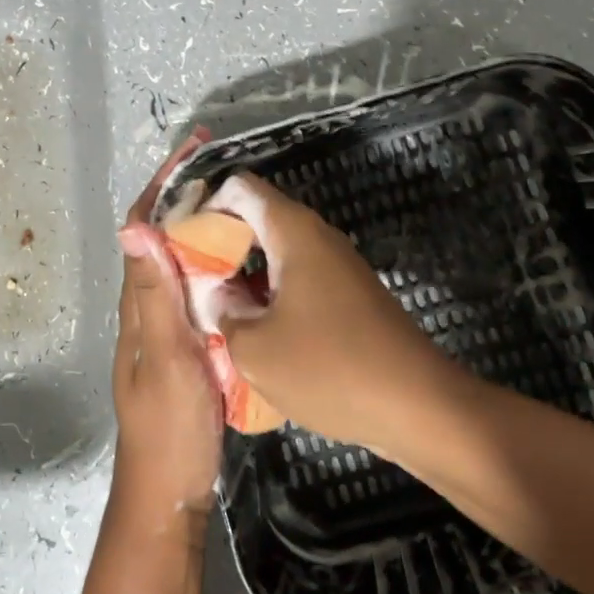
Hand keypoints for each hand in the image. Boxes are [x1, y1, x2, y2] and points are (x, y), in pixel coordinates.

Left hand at [110, 132, 220, 514]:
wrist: (170, 491)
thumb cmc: (169, 427)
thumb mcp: (168, 358)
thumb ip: (154, 294)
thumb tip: (135, 223)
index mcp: (139, 302)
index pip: (144, 225)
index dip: (164, 183)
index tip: (195, 148)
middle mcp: (148, 306)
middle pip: (162, 236)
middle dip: (187, 196)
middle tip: (229, 170)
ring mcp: (167, 326)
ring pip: (181, 261)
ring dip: (203, 225)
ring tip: (243, 204)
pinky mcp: (188, 344)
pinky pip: (199, 288)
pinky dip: (218, 262)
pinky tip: (248, 263)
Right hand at [207, 174, 458, 452]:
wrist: (417, 405)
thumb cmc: (329, 367)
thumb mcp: (254, 347)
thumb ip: (221, 310)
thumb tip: (212, 292)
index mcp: (293, 231)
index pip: (239, 187)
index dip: (202, 206)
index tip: (176, 242)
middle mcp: (316, 237)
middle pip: (255, 218)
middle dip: (217, 245)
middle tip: (185, 281)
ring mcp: (335, 267)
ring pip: (275, 255)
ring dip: (242, 277)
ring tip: (209, 311)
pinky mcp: (347, 297)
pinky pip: (296, 281)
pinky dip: (269, 297)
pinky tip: (251, 334)